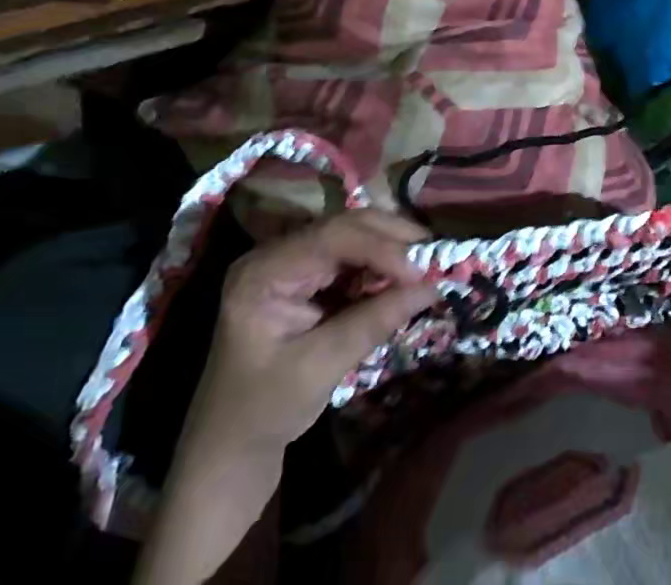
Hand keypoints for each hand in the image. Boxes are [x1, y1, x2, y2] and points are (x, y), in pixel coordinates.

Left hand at [186, 211, 438, 452]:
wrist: (231, 444)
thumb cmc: (264, 409)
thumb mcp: (320, 367)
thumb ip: (373, 322)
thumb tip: (432, 287)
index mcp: (265, 271)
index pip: (332, 237)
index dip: (382, 247)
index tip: (422, 272)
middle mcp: (278, 255)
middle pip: (346, 226)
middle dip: (394, 239)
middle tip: (438, 258)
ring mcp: (294, 265)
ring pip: (356, 237)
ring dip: (394, 249)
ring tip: (429, 268)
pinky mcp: (310, 280)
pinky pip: (356, 259)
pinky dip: (385, 266)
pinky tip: (407, 280)